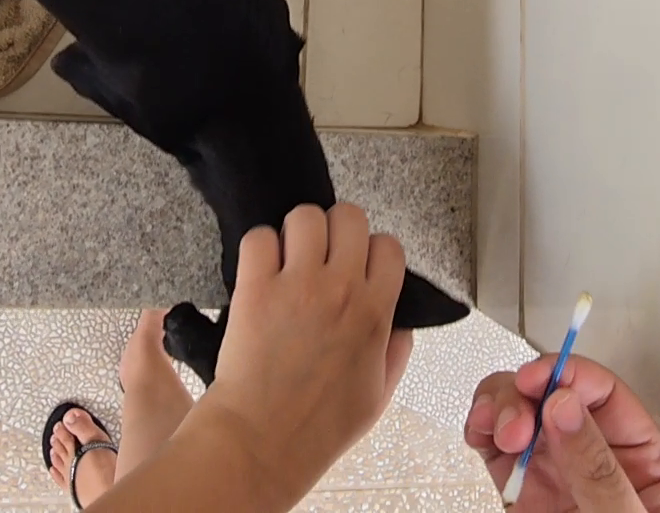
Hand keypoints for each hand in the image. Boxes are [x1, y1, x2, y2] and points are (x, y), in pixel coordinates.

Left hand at [196, 203, 414, 506]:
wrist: (261, 443)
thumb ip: (396, 352)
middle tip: (321, 252)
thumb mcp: (378, 395)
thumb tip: (402, 322)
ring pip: (305, 215)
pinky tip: (260, 269)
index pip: (388, 245)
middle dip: (336, 228)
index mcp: (373, 312)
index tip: (357, 263)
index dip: (372, 250)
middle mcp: (340, 289)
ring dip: (296, 232)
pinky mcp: (256, 286)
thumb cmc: (318, 426)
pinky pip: (259, 236)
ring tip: (288, 256)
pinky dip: (259, 247)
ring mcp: (297, 284)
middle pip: (349, 215)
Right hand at [465, 354, 659, 512]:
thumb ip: (599, 471)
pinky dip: (478, 423)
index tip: (539, 382)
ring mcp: (554, 468)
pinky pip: (492, 436)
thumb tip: (565, 405)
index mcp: (642, 463)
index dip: (569, 374)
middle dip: (525, 394)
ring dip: (498, 406)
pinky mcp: (518, 486)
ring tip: (496, 435)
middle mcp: (593, 453)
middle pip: (552, 389)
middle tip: (515, 427)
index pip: (605, 393)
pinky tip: (478, 434)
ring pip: (519, 404)